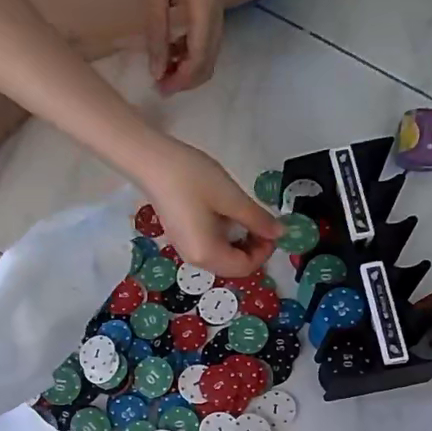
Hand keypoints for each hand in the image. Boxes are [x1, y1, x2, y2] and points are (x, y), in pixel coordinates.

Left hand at [140, 0, 221, 93]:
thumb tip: (158, 71)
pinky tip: (170, 52)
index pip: (199, 60)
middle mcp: (217, 11)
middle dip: (186, 80)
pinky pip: (205, 40)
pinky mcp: (208, 3)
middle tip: (159, 87)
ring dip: (187, 69)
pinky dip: (189, 54)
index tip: (159, 89)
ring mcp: (215, 7)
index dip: (181, 81)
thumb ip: (156, 32)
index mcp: (205, 7)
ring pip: (208, 54)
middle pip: (208, 62)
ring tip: (162, 73)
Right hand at [140, 141, 279, 277]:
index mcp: (208, 255)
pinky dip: (225, 237)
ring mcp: (186, 250)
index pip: (245, 268)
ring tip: (244, 215)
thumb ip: (257, 219)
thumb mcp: (231, 198)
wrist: (152, 162)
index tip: (273, 227)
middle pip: (233, 267)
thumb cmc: (192, 179)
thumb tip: (280, 233)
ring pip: (222, 258)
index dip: (264, 252)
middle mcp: (195, 260)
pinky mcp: (181, 239)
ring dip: (239, 243)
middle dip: (253, 249)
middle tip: (262, 221)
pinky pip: (209, 248)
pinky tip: (225, 214)